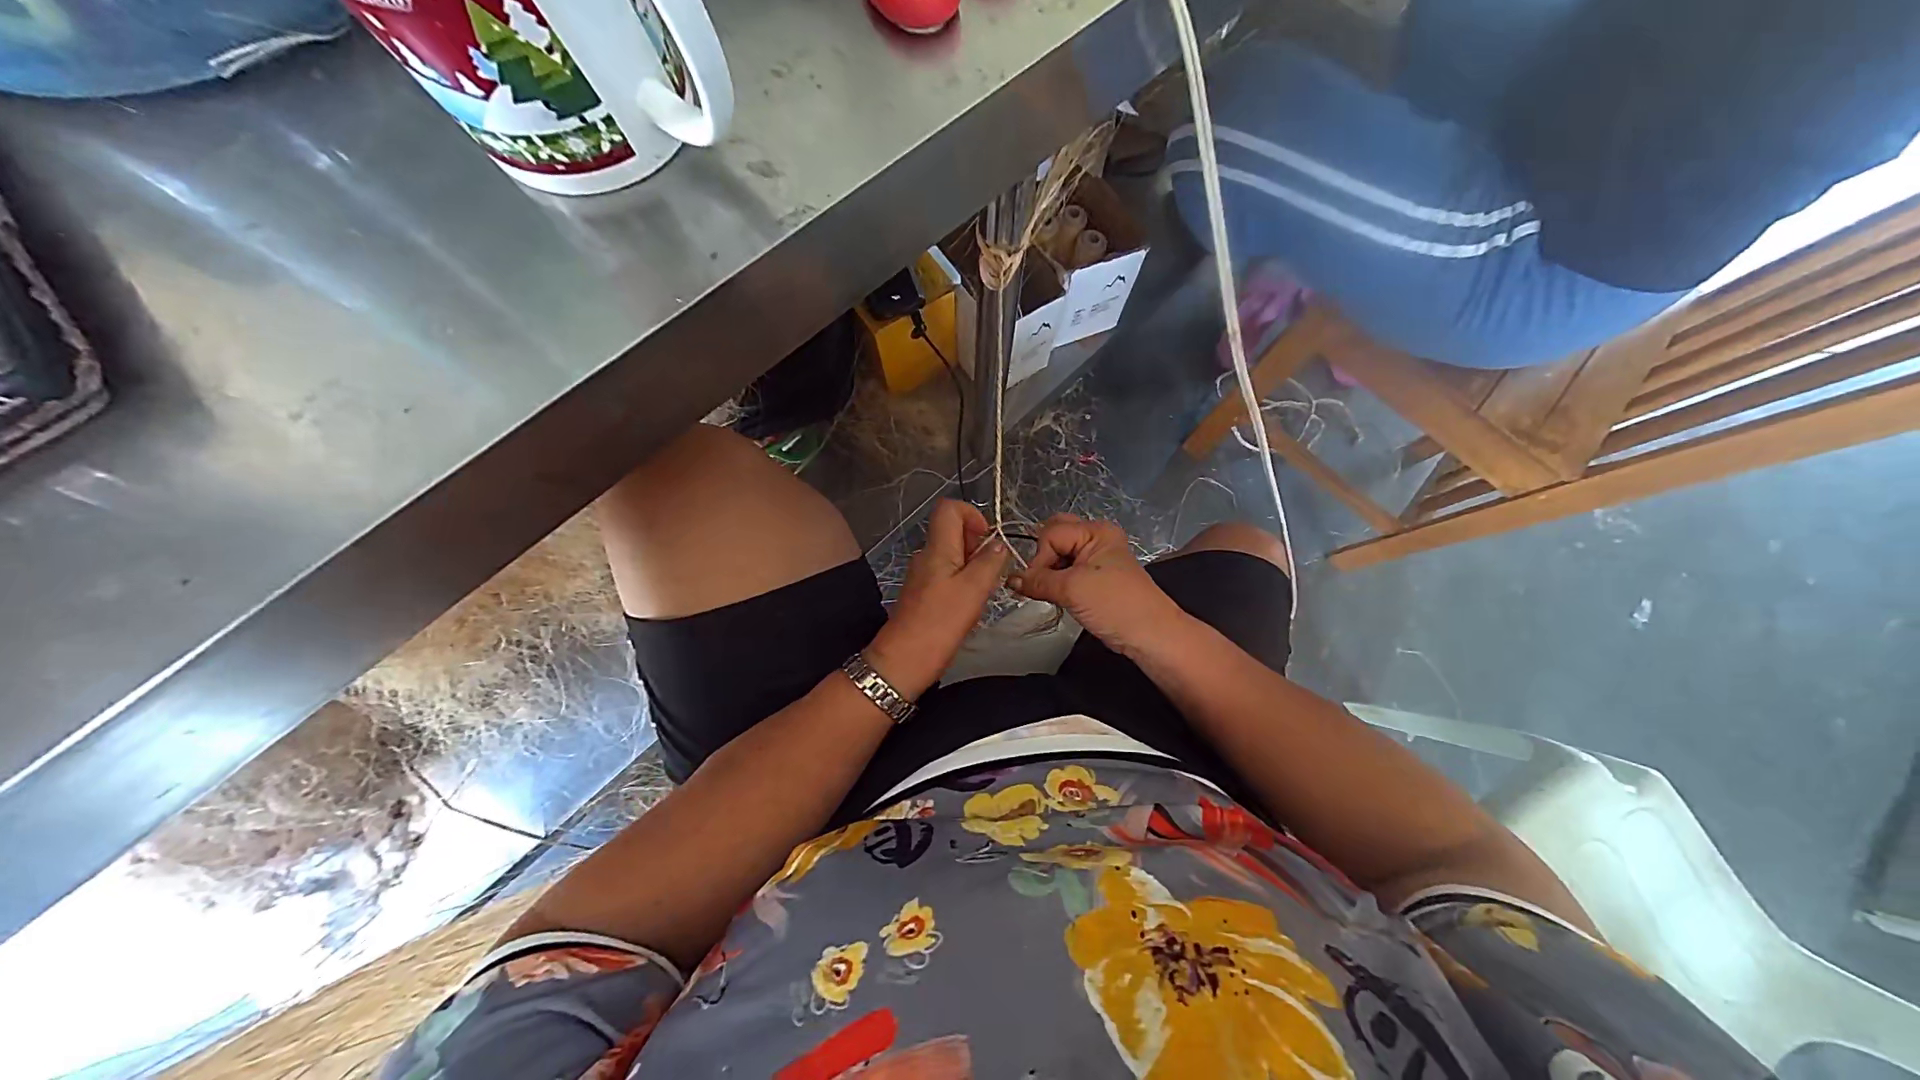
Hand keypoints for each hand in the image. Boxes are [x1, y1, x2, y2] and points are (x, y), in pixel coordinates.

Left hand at [866, 499, 1012, 698]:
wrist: (904, 660)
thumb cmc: (939, 623)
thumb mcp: (973, 590)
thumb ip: (989, 562)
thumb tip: (998, 543)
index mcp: (937, 548)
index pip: (948, 508)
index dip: (972, 514)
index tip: (988, 540)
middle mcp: (926, 556)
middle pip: (953, 531)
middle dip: (977, 544)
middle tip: (988, 572)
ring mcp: (922, 575)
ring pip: (952, 555)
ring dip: (972, 566)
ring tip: (980, 592)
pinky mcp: (923, 593)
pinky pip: (946, 575)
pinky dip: (962, 582)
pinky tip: (968, 605)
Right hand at [1007, 514, 1186, 658]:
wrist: (1151, 635)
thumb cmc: (1115, 605)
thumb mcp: (1071, 590)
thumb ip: (1037, 581)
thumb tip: (1010, 580)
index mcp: (1095, 531)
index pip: (1050, 533)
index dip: (1039, 558)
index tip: (1039, 584)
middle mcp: (1096, 538)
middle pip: (1054, 537)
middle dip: (1043, 560)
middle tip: (1043, 583)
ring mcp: (1096, 557)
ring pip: (1058, 555)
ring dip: (1049, 573)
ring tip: (1053, 593)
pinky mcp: (1095, 577)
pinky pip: (1066, 570)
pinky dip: (1057, 581)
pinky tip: (1060, 596)